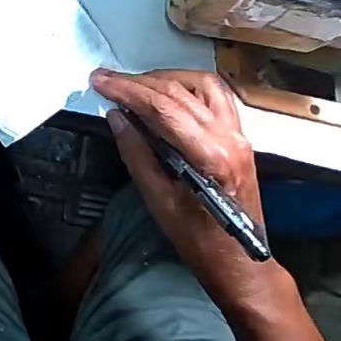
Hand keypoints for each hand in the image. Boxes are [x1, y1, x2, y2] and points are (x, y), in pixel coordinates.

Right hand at [91, 68, 293, 312]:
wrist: (240, 262)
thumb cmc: (197, 240)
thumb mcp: (158, 201)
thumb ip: (137, 153)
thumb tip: (117, 117)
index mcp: (209, 156)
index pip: (162, 107)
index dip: (127, 90)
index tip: (100, 81)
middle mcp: (228, 137)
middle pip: (177, 93)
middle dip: (137, 82)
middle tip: (106, 78)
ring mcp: (238, 134)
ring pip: (200, 85)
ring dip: (163, 78)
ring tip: (134, 84)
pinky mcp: (240, 136)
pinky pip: (216, 96)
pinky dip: (188, 86)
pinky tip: (167, 91)